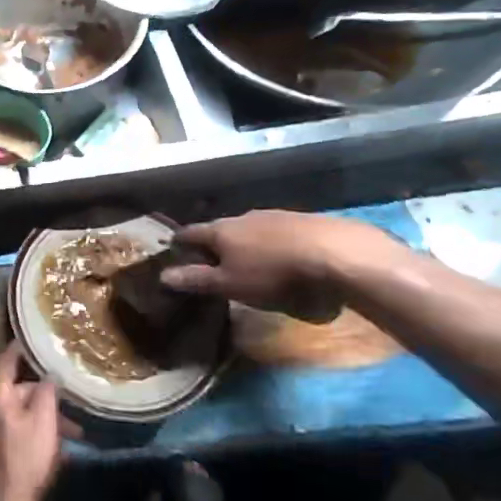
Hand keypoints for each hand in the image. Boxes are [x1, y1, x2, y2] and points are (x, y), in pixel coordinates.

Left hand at [0, 346, 66, 500]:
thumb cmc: (25, 458)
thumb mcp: (43, 421)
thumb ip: (47, 393)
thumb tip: (50, 373)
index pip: (8, 361)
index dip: (21, 347)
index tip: (35, 335)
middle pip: (21, 389)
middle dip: (47, 393)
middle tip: (74, 399)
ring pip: (26, 412)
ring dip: (49, 418)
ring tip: (77, 433)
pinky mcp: (2, 449)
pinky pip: (24, 431)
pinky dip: (43, 433)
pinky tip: (63, 450)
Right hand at [159, 210, 401, 317]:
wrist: (338, 254)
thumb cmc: (273, 273)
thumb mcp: (230, 284)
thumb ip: (197, 279)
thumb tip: (162, 276)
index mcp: (220, 230)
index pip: (189, 233)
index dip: (179, 242)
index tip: (173, 250)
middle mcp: (243, 217)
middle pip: (220, 229)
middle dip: (214, 244)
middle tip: (213, 262)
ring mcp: (275, 215)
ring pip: (250, 229)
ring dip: (246, 243)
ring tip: (250, 262)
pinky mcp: (304, 221)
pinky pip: (278, 233)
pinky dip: (273, 244)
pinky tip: (285, 259)